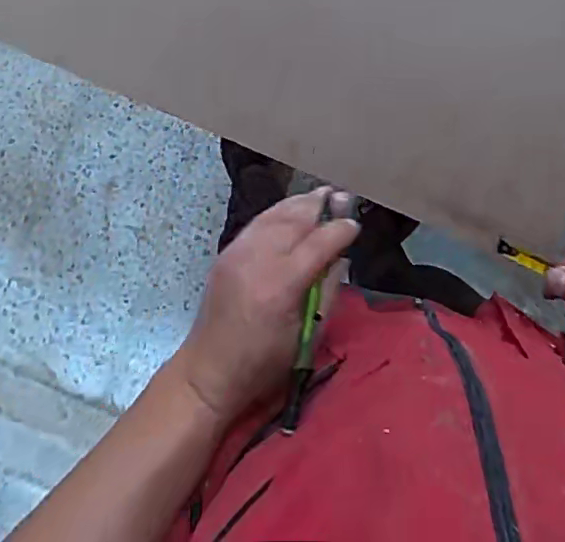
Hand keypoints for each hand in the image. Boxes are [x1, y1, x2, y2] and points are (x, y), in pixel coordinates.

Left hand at [171, 188, 359, 421]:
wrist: (209, 369)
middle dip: (320, 206)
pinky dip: (278, 212)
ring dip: (299, 203)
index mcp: (281, 286)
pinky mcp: (227, 251)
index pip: (318, 243)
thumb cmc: (264, 363)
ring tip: (320, 194)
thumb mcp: (308, 336)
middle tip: (341, 196)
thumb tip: (339, 257)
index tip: (355, 225)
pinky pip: (258, 222)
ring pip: (274, 215)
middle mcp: (258, 260)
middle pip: (294, 220)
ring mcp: (238, 252)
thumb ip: (326, 291)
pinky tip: (291, 209)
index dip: (339, 230)